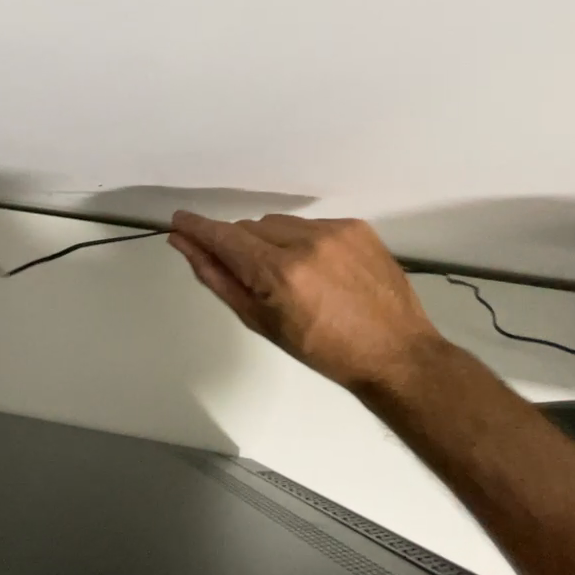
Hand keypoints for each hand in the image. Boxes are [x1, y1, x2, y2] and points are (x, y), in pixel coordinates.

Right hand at [167, 211, 444, 391]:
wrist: (396, 353)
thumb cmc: (322, 349)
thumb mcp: (260, 321)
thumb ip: (217, 277)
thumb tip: (184, 245)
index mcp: (278, 272)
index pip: (224, 237)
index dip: (197, 228)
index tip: (179, 221)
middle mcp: (305, 243)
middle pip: (248, 228)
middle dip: (241, 246)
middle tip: (253, 277)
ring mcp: (334, 232)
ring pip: (277, 223)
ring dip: (271, 242)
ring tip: (293, 275)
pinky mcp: (356, 227)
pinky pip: (309, 224)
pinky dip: (303, 241)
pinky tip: (320, 269)